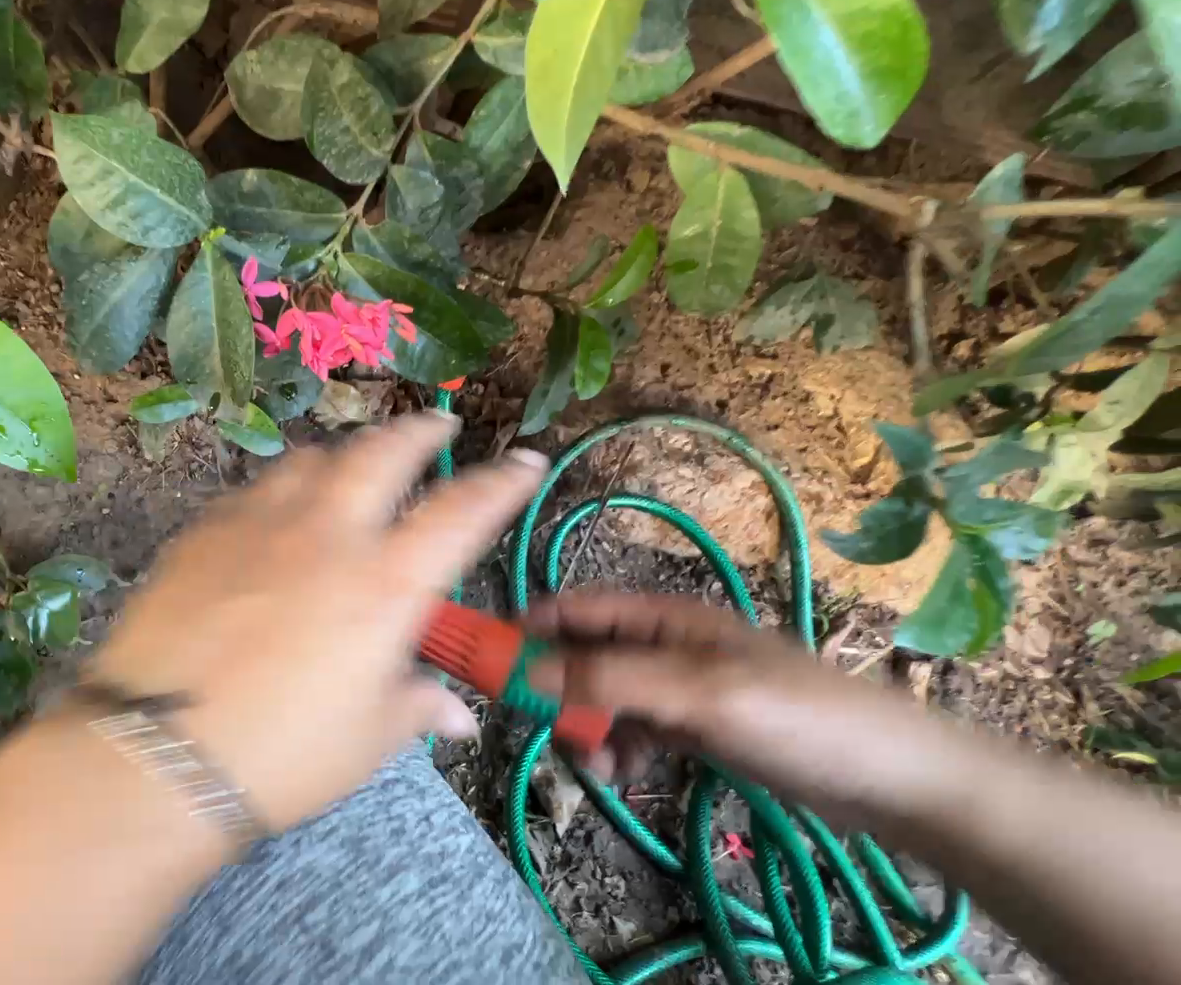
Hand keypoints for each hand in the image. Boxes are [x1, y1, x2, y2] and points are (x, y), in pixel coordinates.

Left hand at [83, 413, 548, 832]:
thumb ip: (414, 707)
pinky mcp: (203, 531)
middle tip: (437, 424)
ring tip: (355, 464)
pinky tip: (277, 509)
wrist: (160, 750)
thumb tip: (454, 712)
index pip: (460, 513)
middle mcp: (325, 534)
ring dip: (345, 454)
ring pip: (311, 460)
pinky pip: (254, 490)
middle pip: (381, 453)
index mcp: (383, 584)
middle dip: (418, 431)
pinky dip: (282, 488)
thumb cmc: (282, 754)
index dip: (500, 483)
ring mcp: (258, 523)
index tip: (523, 463)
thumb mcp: (365, 739)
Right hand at [523, 593, 955, 825]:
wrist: (899, 783)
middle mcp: (663, 644)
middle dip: (559, 691)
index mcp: (664, 616)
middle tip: (549, 732)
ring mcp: (678, 687)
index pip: (577, 609)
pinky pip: (632, 730)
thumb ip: (612, 678)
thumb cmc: (798, 718)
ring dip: (588, 728)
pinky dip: (618, 750)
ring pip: (603, 697)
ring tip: (598, 767)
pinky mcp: (693, 726)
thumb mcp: (699, 693)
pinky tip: (625, 775)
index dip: (530, 628)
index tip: (492, 664)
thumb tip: (529, 671)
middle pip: (582, 656)